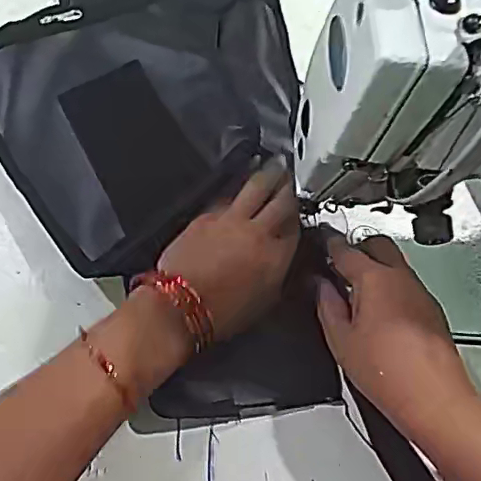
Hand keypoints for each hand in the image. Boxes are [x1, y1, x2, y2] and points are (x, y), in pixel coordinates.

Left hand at [155, 157, 298, 340]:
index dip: (300, 217)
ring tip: (273, 167)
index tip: (299, 212)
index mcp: (276, 255)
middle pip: (282, 199)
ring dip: (268, 175)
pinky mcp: (206, 216)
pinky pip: (227, 197)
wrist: (180, 304)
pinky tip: (236, 190)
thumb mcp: (264, 302)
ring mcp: (230, 219)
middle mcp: (257, 232)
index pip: (297, 227)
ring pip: (256, 186)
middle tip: (292, 179)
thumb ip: (278, 276)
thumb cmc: (218, 312)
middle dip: (290, 187)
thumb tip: (281, 265)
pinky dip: (236, 191)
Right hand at [313, 232, 477, 427]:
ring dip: (374, 272)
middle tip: (338, 265)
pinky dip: (390, 291)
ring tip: (354, 298)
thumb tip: (321, 287)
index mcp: (376, 279)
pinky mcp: (432, 311)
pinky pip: (406, 288)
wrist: (435, 401)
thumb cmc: (392, 374)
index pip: (346, 249)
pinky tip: (377, 317)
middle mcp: (403, 279)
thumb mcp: (340, 339)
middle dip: (356, 249)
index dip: (329, 244)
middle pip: (377, 245)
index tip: (322, 244)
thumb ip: (326, 304)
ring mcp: (421, 294)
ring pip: (395, 267)